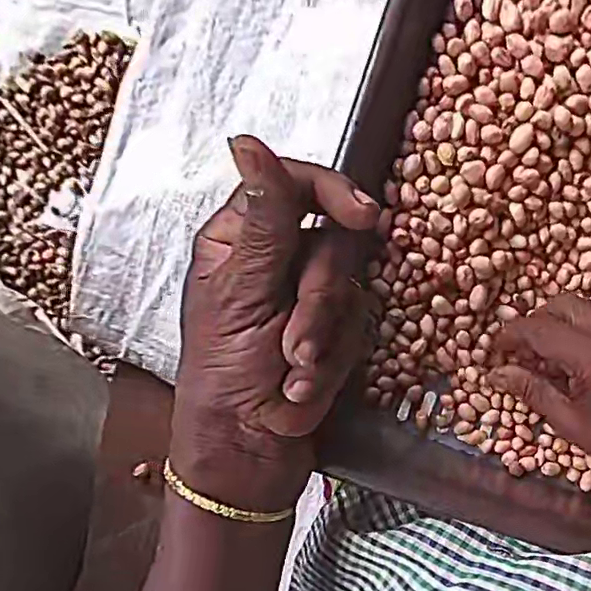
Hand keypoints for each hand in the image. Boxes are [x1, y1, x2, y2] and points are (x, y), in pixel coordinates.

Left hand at [172, 136, 380, 511]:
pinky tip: (302, 387)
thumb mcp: (242, 294)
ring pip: (350, 290)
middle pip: (334, 244)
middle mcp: (278, 262)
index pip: (296, 188)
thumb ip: (263, 221)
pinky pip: (356, 329)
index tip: (364, 216)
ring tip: (294, 372)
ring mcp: (307, 299)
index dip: (333, 194)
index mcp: (240, 239)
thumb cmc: (225, 374)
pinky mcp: (333, 333)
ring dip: (325, 337)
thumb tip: (249, 142)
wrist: (248, 448)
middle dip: (320, 299)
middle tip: (295, 342)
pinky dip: (333, 361)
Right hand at [488, 293, 590, 492]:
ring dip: (556, 325)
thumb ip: (532, 391)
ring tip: (539, 359)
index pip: (542, 328)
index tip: (494, 348)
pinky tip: (566, 364)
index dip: (512, 334)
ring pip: (583, 310)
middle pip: (563, 305)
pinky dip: (577, 333)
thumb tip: (498, 374)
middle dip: (534, 322)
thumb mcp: (569, 422)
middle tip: (517, 351)